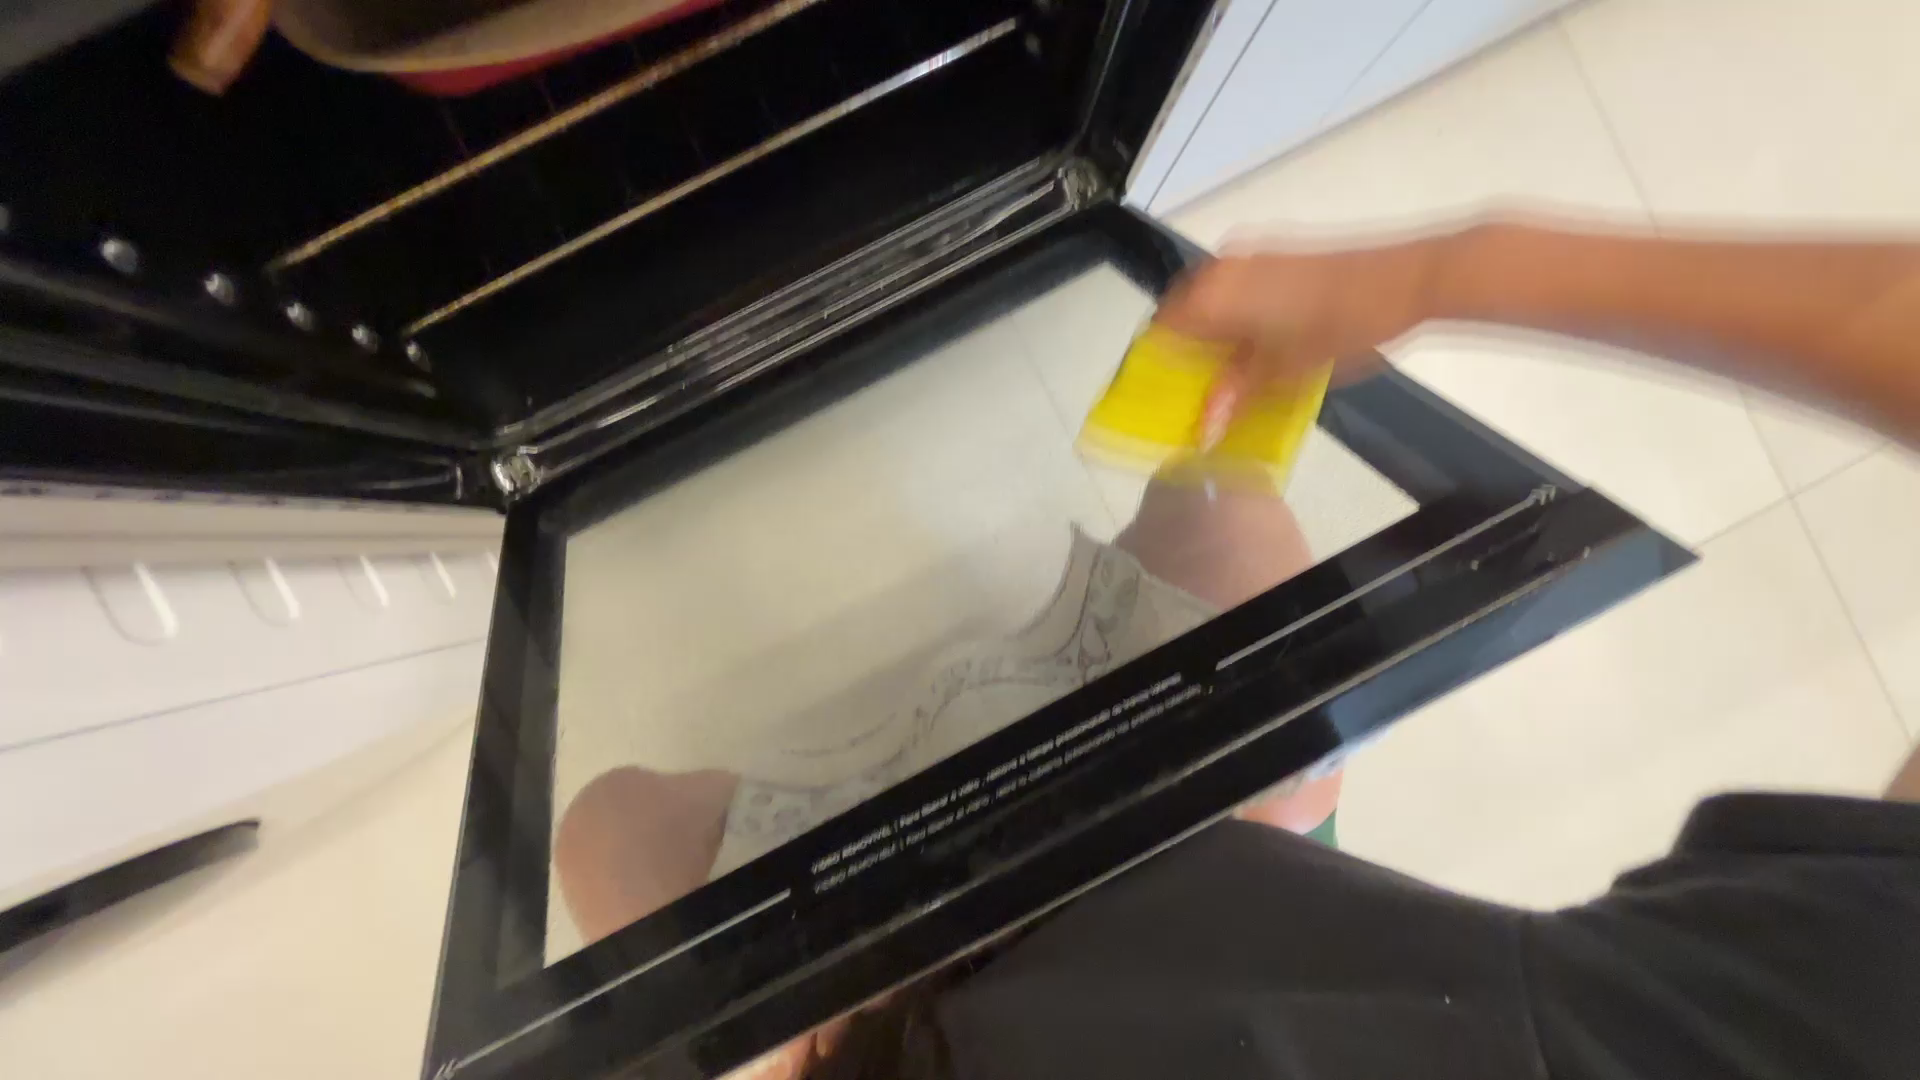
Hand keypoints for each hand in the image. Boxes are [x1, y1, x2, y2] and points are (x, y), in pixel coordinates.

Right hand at [1154, 231, 1457, 421]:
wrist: (1410, 277)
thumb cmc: (1342, 327)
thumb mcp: (1284, 373)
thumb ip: (1235, 395)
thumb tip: (1204, 426)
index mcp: (1212, 297)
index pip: (1160, 332)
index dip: (1159, 366)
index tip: (1169, 393)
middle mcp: (1220, 268)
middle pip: (1181, 312)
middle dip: (1185, 349)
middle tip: (1202, 386)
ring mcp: (1248, 254)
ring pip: (1208, 297)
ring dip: (1210, 331)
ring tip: (1232, 367)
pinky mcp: (1275, 250)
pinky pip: (1234, 284)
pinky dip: (1233, 312)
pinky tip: (1257, 339)